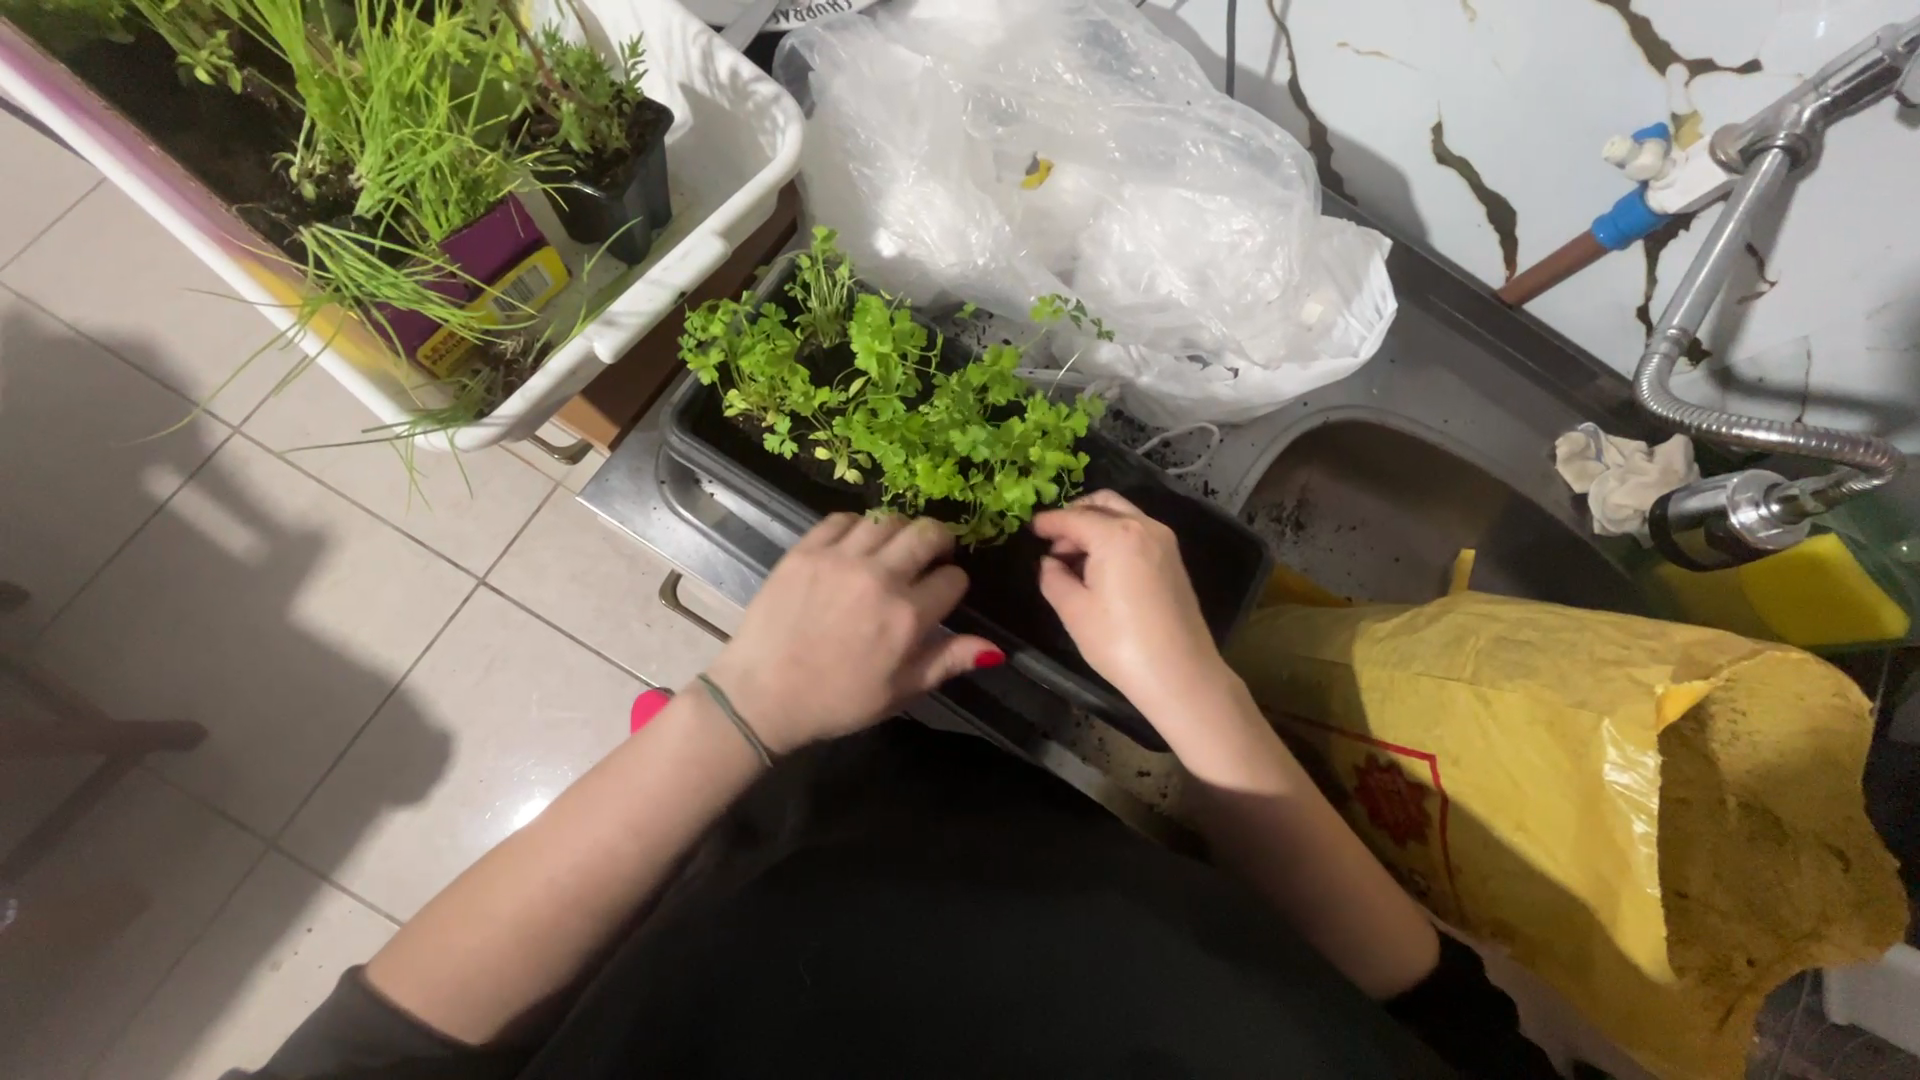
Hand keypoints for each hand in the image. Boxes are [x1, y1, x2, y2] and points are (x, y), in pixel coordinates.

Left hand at [701, 514, 998, 751]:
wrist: (761, 695)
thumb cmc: (835, 701)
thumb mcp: (899, 692)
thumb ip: (947, 661)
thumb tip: (996, 648)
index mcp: (907, 617)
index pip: (953, 579)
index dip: (953, 585)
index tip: (942, 595)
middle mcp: (879, 578)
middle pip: (927, 533)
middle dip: (939, 541)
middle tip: (932, 554)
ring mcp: (839, 559)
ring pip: (887, 519)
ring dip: (900, 531)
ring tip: (893, 549)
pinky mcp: (805, 550)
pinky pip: (843, 519)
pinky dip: (857, 526)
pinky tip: (856, 546)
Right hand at [1032, 490, 1235, 718]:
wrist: (1181, 675)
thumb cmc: (1119, 643)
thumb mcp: (1074, 611)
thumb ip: (1053, 578)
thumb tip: (1049, 563)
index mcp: (1116, 535)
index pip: (1074, 517)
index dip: (1048, 522)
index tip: (1030, 529)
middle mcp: (1144, 527)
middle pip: (1103, 505)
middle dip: (1075, 516)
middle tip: (1053, 542)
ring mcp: (1165, 542)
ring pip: (1123, 517)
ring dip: (1096, 526)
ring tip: (1073, 559)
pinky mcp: (1174, 561)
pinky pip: (1138, 533)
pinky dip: (1115, 538)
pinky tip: (1100, 567)